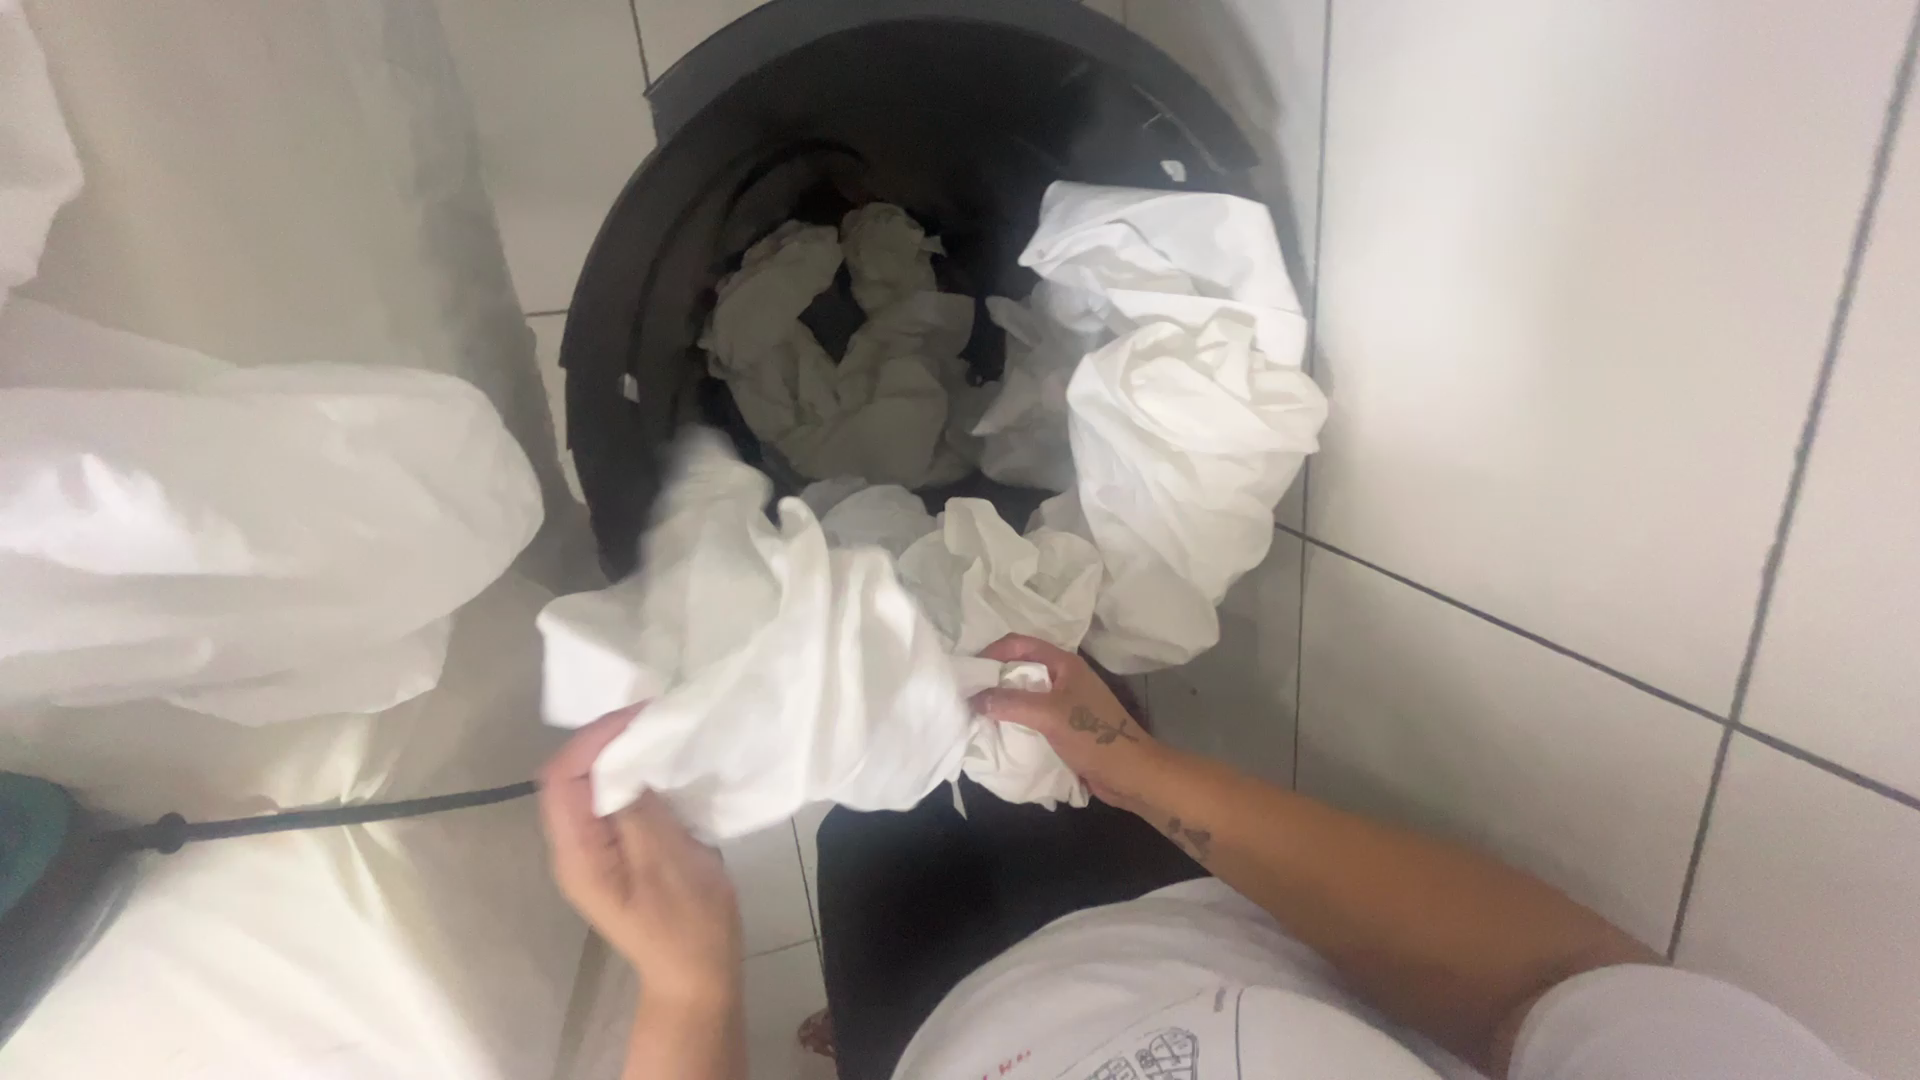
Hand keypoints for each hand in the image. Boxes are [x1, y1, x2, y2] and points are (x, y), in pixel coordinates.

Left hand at [538, 707, 742, 1005]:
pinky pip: (613, 798)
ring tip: (662, 734)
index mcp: (578, 854)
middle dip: (607, 739)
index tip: (643, 716)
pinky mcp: (617, 849)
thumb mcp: (667, 861)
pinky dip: (634, 773)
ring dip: (621, 753)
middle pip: (571, 776)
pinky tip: (664, 766)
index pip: (563, 777)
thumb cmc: (687, 920)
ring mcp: (594, 850)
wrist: (697, 970)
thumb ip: (638, 809)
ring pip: (591, 784)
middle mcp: (575, 848)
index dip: (594, 738)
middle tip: (656, 719)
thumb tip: (627, 760)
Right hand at [969, 634, 1160, 807]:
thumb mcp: (1049, 715)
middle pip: (1020, 667)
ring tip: (976, 713)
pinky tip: (998, 730)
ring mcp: (1064, 702)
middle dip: (993, 677)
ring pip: (1025, 693)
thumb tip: (974, 698)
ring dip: (1003, 700)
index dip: (993, 652)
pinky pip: (1032, 715)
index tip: (969, 671)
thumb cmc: (1094, 736)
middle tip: (967, 693)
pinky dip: (1014, 719)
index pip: (1019, 644)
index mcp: (1063, 663)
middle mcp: (1063, 677)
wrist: (1131, 774)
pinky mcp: (1064, 725)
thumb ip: (1011, 703)